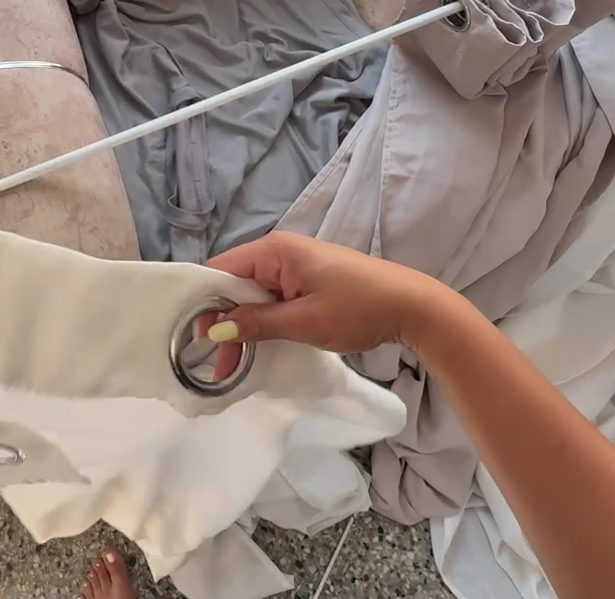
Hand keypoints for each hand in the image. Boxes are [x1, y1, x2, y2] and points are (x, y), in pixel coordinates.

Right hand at [203, 231, 461, 355]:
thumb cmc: (358, 308)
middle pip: (234, 283)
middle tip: (219, 363)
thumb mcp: (304, 321)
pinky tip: (258, 346)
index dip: (206, 302)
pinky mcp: (305, 280)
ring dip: (243, 325)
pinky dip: (262, 321)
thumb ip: (256, 323)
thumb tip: (215, 329)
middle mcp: (278, 252)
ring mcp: (293, 266)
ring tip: (235, 364)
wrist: (413, 307)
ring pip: (252, 294)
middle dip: (224, 320)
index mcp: (274, 251)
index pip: (221, 269)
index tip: (200, 338)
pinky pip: (271, 298)